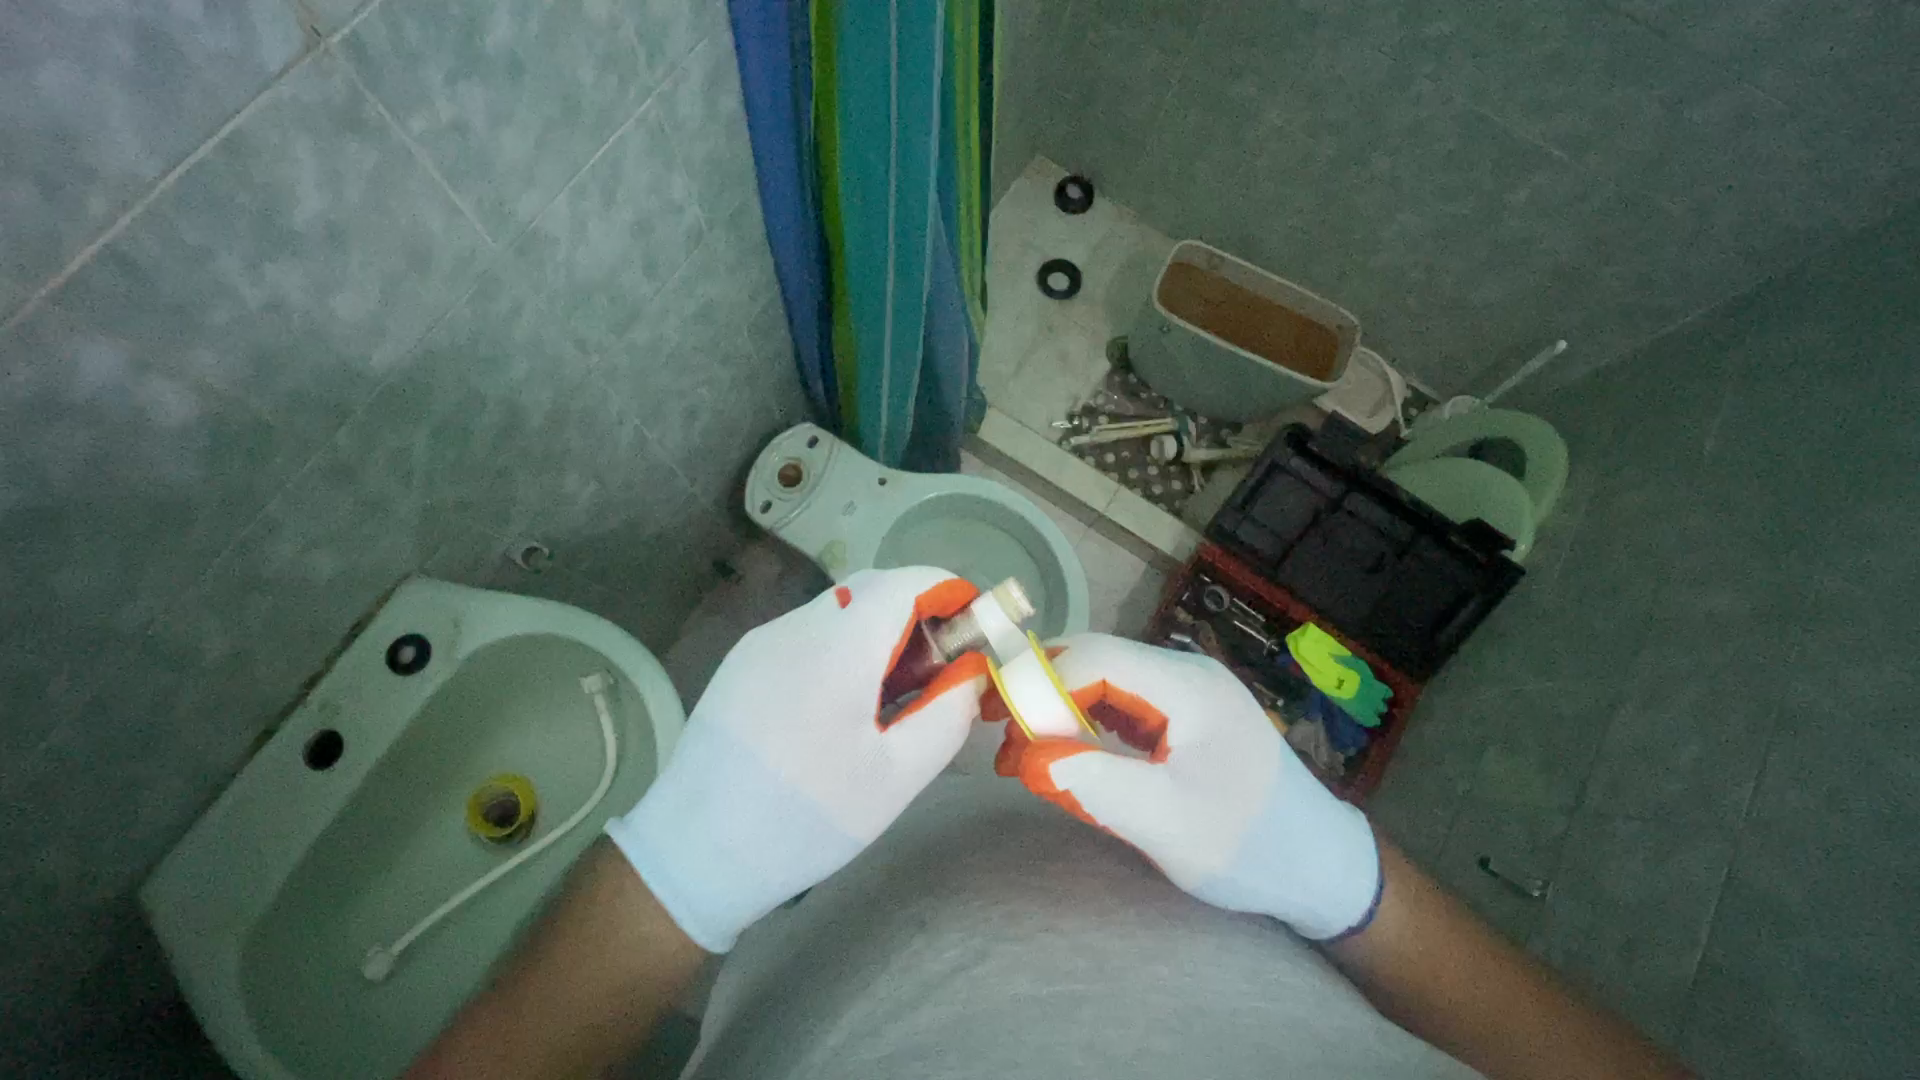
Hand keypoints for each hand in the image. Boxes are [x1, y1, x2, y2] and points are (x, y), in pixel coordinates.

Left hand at [607, 567, 988, 951]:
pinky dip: (843, 646)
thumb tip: (972, 669)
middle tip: (941, 670)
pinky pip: (808, 633)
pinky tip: (842, 705)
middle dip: (918, 613)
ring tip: (893, 695)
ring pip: (839, 609)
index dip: (950, 592)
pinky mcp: (741, 663)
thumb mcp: (897, 776)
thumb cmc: (806, 819)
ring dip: (880, 630)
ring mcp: (761, 641)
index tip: (976, 628)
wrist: (694, 853)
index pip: (906, 582)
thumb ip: (949, 712)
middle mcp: (794, 627)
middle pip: (871, 589)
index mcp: (836, 647)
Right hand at [995, 633, 1380, 939]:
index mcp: (1188, 686)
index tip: (999, 728)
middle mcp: (1185, 673)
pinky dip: (1082, 721)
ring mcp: (1185, 691)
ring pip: (1101, 678)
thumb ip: (1094, 784)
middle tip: (995, 731)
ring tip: (1018, 748)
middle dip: (1040, 690)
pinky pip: (1119, 702)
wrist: (1322, 868)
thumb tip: (1025, 755)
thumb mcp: (1168, 824)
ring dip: (1056, 706)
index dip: (1039, 686)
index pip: (1095, 658)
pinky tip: (1061, 749)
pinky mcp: (1182, 715)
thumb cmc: (1250, 847)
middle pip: (1094, 658)